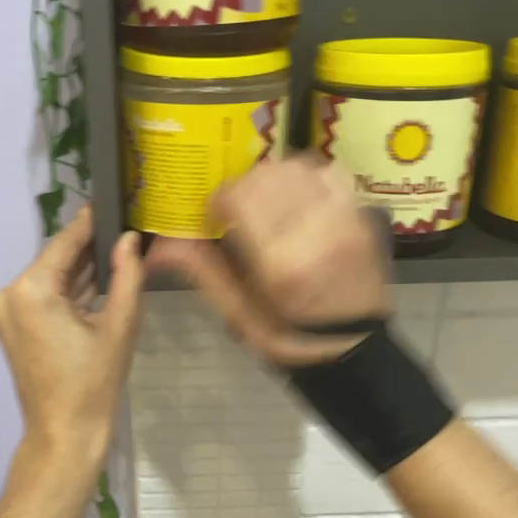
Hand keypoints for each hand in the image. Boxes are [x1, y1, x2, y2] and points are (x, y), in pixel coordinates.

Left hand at [0, 206, 145, 460]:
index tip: (112, 199)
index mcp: (31, 289)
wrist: (65, 433)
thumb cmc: (94, 382)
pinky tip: (98, 283)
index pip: (65, 243)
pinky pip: (44, 299)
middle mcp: (10, 294)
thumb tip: (129, 238)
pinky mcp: (13, 328)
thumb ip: (128, 275)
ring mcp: (7, 312)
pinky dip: (68, 293)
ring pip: (51, 279)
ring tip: (117, 252)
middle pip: (56, 260)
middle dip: (88, 248)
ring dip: (80, 271)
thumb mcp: (120, 325)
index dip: (90, 222)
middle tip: (123, 228)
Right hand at [146, 155, 391, 365]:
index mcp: (280, 263)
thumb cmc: (288, 338)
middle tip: (239, 210)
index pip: (239, 196)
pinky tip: (297, 199)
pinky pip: (329, 174)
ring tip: (267, 202)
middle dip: (244, 187)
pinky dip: (307, 178)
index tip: (216, 218)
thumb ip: (203, 271)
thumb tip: (157, 248)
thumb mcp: (239, 315)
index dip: (219, 201)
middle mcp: (315, 233)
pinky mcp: (361, 218)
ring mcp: (344, 222)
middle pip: (266, 176)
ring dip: (274, 177)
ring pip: (298, 168)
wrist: (351, 349)